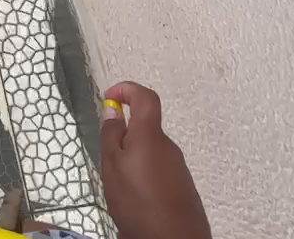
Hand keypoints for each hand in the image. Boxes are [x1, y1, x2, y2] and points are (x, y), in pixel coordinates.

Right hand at [99, 81, 210, 238]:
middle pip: (145, 129)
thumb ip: (111, 134)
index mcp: (150, 136)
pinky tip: (138, 203)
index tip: (108, 100)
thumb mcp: (111, 166)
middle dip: (124, 137)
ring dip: (133, 161)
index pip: (145, 97)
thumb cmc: (138, 203)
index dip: (126, 89)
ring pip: (150, 153)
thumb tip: (113, 111)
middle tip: (108, 160)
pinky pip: (160, 172)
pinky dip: (145, 178)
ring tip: (122, 188)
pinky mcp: (184, 191)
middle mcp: (169, 148)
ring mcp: (180, 171)